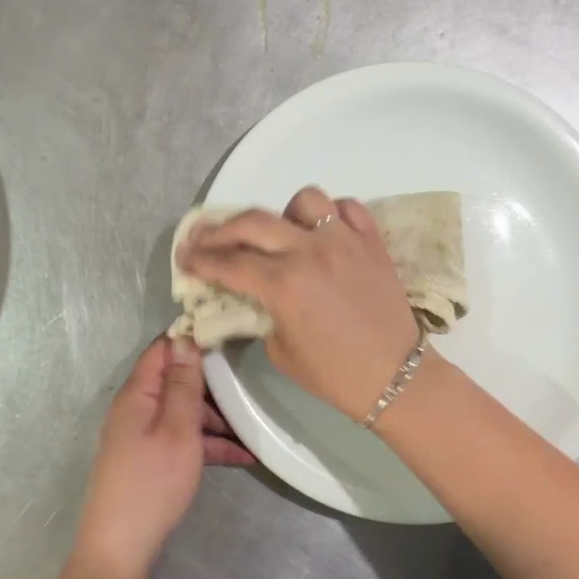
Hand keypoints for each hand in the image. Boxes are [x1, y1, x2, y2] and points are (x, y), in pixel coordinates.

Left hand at [73, 337, 254, 578]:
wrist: (120, 549)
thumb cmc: (152, 484)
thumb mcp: (178, 431)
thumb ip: (183, 385)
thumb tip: (183, 337)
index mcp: (137, 395)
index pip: (162, 349)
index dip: (192, 338)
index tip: (228, 333)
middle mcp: (135, 410)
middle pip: (176, 381)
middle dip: (212, 383)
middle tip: (251, 382)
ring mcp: (141, 437)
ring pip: (183, 412)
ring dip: (215, 418)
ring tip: (253, 428)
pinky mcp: (149, 461)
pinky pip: (181, 439)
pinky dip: (208, 445)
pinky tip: (242, 457)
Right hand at [176, 186, 422, 419]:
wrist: (394, 376)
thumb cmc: (333, 374)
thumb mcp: (280, 350)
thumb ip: (261, 314)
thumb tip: (252, 295)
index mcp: (283, 284)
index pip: (228, 262)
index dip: (199, 259)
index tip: (185, 258)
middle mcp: (310, 252)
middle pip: (252, 222)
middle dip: (220, 230)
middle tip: (206, 239)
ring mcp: (344, 240)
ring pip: (304, 201)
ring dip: (283, 214)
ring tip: (279, 234)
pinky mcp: (372, 241)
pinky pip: (347, 208)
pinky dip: (331, 214)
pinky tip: (323, 233)